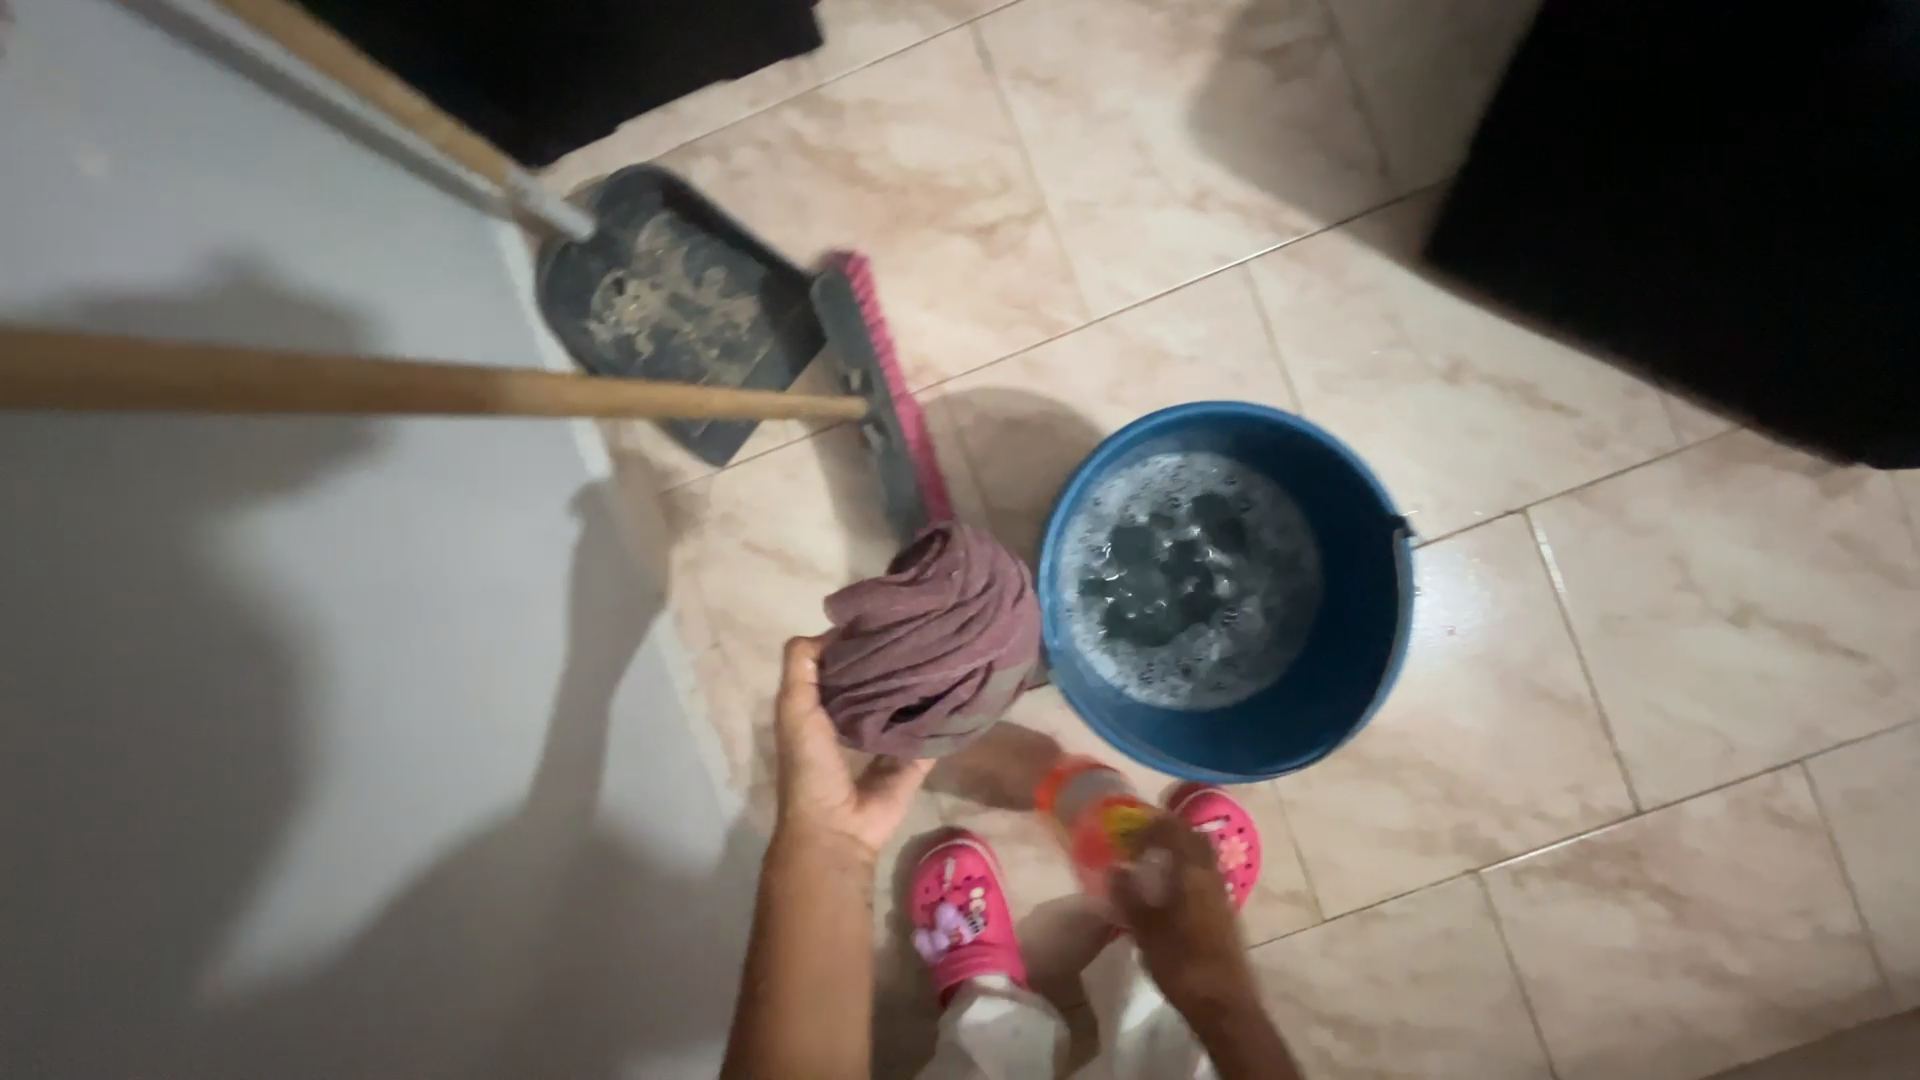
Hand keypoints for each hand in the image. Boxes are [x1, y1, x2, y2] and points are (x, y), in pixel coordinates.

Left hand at [772, 635, 933, 859]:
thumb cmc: (809, 764)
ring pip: (910, 703)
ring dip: (923, 684)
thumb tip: (835, 629)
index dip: (859, 640)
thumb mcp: (793, 707)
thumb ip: (802, 665)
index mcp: (826, 706)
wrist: (835, 827)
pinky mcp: (914, 761)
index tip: (884, 616)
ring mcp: (890, 741)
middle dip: (896, 658)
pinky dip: (946, 716)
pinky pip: (933, 733)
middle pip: (881, 680)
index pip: (846, 663)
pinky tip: (964, 687)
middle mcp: (859, 718)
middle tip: (923, 628)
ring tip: (947, 650)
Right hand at [1110, 814, 1257, 1012]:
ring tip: (1155, 867)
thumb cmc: (1181, 963)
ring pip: (1203, 858)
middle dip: (1170, 833)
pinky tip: (1172, 895)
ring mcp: (1223, 895)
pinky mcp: (1227, 914)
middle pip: (1194, 838)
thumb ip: (1128, 895)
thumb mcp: (1144, 930)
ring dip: (1181, 853)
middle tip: (1145, 842)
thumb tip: (1114, 868)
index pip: (1174, 830)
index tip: (1130, 834)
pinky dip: (1189, 873)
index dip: (1151, 826)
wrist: (1224, 1006)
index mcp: (1191, 872)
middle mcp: (1211, 875)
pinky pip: (1207, 877)